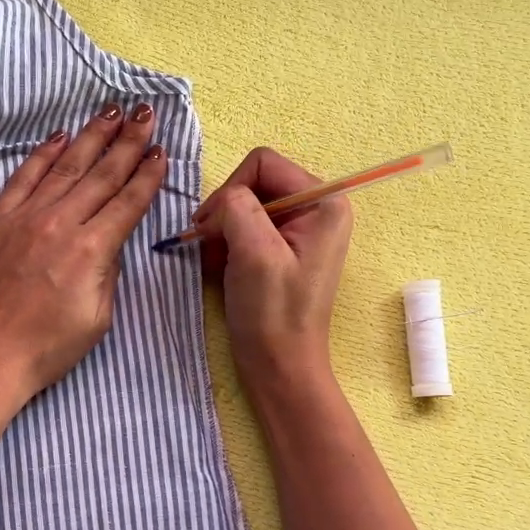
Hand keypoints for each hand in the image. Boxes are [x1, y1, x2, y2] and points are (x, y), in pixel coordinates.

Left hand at [0, 103, 166, 412]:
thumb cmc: (43, 350)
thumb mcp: (96, 319)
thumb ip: (107, 274)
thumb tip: (107, 245)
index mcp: (90, 250)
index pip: (127, 202)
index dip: (148, 176)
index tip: (161, 153)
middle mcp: (59, 224)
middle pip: (101, 174)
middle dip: (128, 142)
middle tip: (147, 114)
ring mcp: (23, 218)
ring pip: (64, 167)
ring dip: (91, 137)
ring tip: (112, 111)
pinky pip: (22, 178)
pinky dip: (43, 155)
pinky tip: (60, 137)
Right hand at [195, 147, 351, 388]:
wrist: (279, 366)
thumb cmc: (273, 313)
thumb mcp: (254, 253)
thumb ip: (236, 208)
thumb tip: (218, 202)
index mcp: (324, 201)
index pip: (262, 163)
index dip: (231, 189)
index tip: (211, 227)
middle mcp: (316, 208)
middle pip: (253, 182)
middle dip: (224, 212)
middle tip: (205, 245)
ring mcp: (298, 230)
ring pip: (243, 206)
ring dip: (221, 230)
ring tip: (213, 261)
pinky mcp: (281, 250)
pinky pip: (244, 228)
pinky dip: (225, 244)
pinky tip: (219, 268)